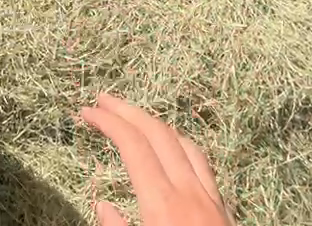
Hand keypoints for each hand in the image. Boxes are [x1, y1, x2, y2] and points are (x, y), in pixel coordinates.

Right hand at [80, 93, 231, 225]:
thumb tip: (103, 207)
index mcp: (162, 203)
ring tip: (134, 118)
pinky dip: (179, 144)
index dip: (107, 121)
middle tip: (102, 100)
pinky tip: (172, 151)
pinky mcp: (226, 212)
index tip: (85, 111)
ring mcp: (211, 200)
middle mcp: (188, 192)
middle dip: (127, 110)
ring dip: (154, 123)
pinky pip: (202, 163)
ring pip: (183, 142)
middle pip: (157, 132)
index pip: (132, 143)